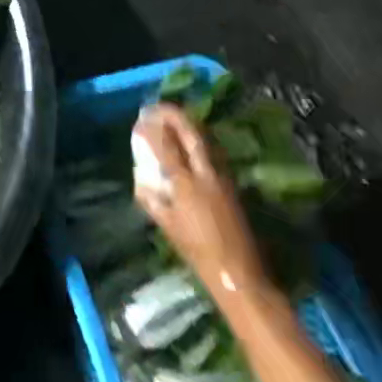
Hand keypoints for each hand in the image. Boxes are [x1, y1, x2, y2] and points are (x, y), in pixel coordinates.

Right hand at [131, 104, 266, 295]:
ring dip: (188, 124)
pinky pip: (213, 151)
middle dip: (174, 115)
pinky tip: (191, 144)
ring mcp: (222, 175)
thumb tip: (141, 182)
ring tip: (173, 120)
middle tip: (159, 108)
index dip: (153, 129)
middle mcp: (205, 172)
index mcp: (186, 184)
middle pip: (190, 131)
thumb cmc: (199, 254)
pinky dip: (199, 140)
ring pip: (205, 138)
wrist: (239, 273)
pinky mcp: (232, 182)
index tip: (142, 119)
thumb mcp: (169, 228)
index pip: (166, 145)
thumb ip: (153, 201)